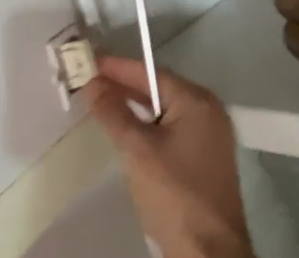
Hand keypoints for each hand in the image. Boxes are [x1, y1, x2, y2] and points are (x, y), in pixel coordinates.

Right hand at [85, 57, 253, 257]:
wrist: (208, 254)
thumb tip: (93, 82)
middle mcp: (209, 111)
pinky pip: (172, 128)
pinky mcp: (206, 159)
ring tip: (102, 103)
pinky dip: (148, 125)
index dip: (117, 67)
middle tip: (90, 81)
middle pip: (159, 88)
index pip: (150, 73)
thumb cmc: (173, 194)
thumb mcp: (135, 149)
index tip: (88, 61)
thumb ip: (112, 111)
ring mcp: (210, 137)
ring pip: (165, 110)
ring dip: (134, 106)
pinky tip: (127, 130)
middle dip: (124, 85)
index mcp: (197, 102)